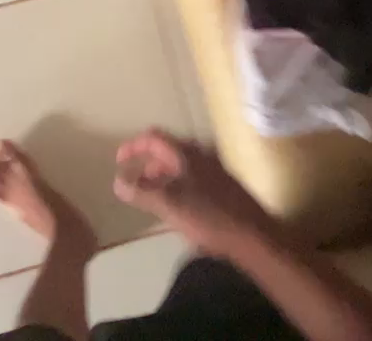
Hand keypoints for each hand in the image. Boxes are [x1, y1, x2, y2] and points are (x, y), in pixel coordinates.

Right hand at [112, 129, 275, 254]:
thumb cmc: (209, 216)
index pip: (153, 137)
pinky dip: (177, 186)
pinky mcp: (223, 185)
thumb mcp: (170, 205)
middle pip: (166, 151)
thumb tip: (118, 180)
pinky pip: (192, 177)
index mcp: (185, 153)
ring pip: (180, 165)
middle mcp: (199, 154)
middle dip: (147, 165)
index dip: (133, 146)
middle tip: (135, 185)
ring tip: (154, 200)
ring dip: (162, 177)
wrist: (254, 235)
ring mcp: (213, 169)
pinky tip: (178, 209)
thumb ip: (142, 192)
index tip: (119, 161)